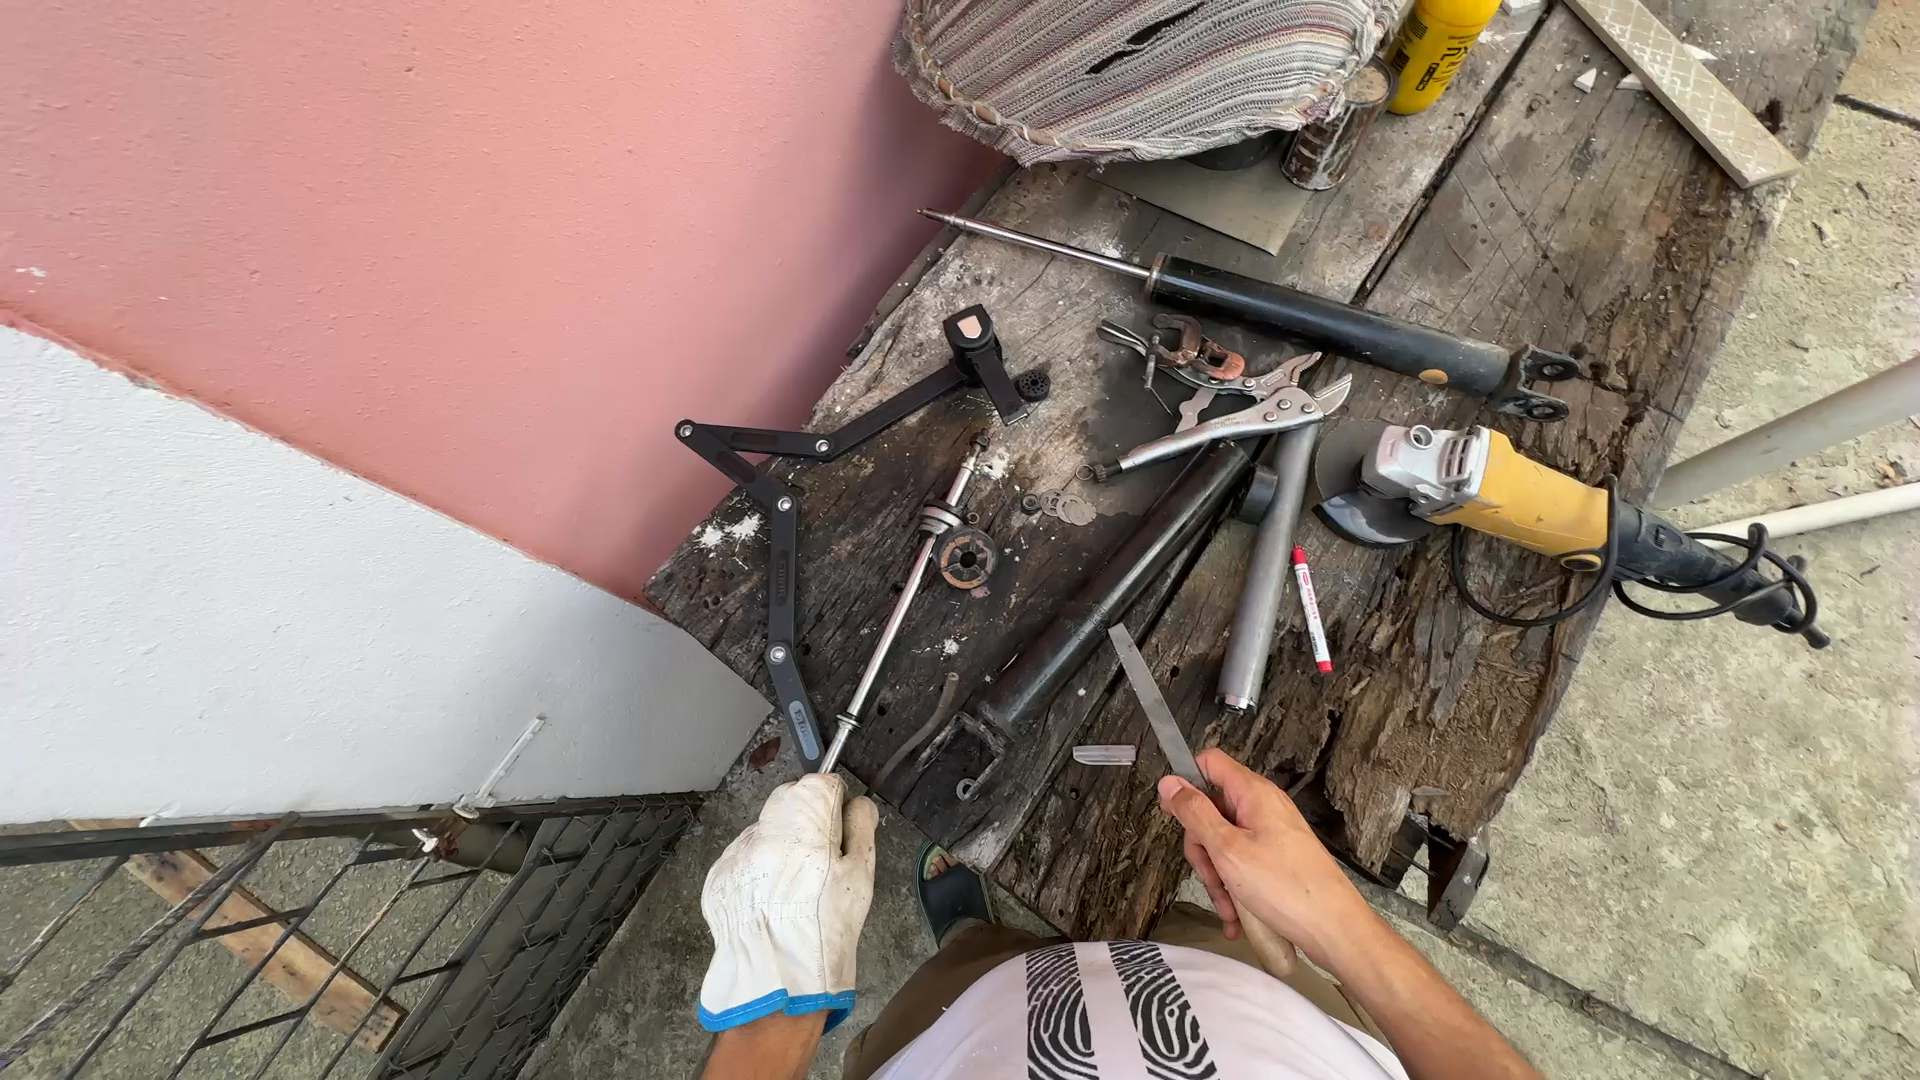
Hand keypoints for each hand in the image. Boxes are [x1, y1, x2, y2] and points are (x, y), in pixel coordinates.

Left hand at [698, 774, 878, 1032]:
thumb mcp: (861, 876)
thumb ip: (861, 827)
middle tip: (820, 859)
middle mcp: (765, 826)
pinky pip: (745, 858)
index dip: (834, 804)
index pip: (820, 783)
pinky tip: (770, 899)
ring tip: (793, 887)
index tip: (839, 831)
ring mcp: (737, 851)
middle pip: (790, 799)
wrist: (776, 984)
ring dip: (781, 842)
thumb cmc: (827, 926)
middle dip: (806, 817)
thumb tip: (856, 802)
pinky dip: (759, 869)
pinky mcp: (718, 876)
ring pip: (766, 828)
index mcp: (804, 820)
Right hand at [1156, 748, 1370, 965]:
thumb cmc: (1284, 888)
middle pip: (1212, 809)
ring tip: (1226, 908)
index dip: (1186, 781)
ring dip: (1218, 874)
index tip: (1172, 814)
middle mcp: (1262, 806)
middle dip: (1203, 847)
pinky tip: (1236, 916)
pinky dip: (1235, 885)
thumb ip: (1194, 813)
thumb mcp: (1227, 849)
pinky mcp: (1278, 857)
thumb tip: (1168, 781)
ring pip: (1224, 840)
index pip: (1209, 762)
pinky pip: (1243, 860)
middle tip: (1210, 876)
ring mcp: (1271, 832)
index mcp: (1252, 793)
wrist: (1338, 933)